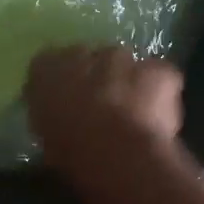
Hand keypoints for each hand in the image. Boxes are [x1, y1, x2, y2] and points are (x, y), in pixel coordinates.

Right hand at [26, 45, 185, 187]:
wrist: (114, 151)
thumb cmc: (68, 146)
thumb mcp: (43, 131)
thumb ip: (48, 111)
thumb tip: (56, 111)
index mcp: (46, 68)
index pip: (49, 64)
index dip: (62, 82)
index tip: (67, 101)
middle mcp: (82, 52)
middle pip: (90, 58)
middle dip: (95, 77)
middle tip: (99, 106)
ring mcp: (122, 58)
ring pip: (126, 65)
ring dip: (127, 81)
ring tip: (131, 111)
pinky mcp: (157, 69)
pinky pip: (159, 75)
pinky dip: (159, 90)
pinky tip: (155, 114)